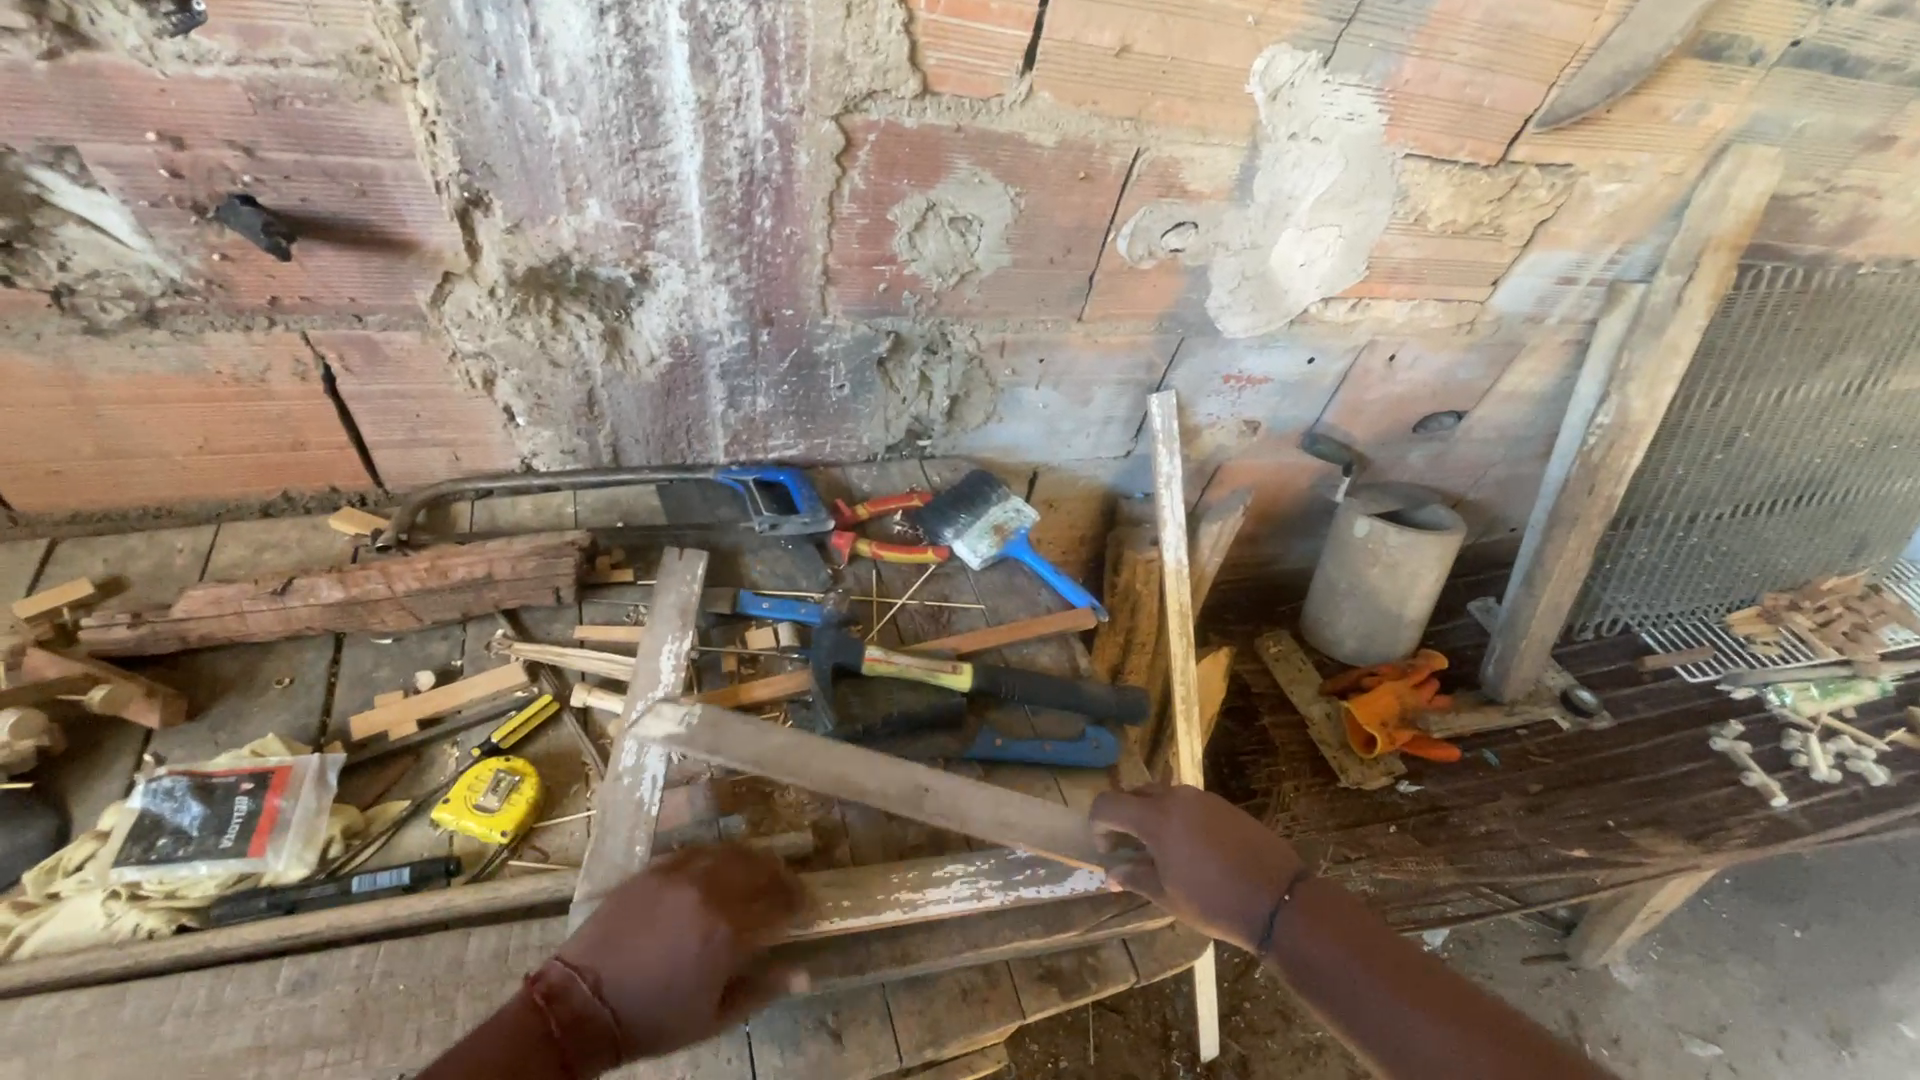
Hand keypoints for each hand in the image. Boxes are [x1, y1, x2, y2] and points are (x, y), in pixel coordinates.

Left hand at [555, 844, 807, 1060]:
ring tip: (760, 871)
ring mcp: (680, 875)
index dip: (799, 903)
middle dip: (781, 878)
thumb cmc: (653, 1019)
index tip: (806, 908)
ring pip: (732, 852)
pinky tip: (720, 867)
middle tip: (788, 888)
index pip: (780, 904)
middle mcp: (710, 892)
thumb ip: (764, 988)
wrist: (582, 1005)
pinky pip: (697, 850)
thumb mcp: (714, 1017)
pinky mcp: (654, 869)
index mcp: (728, 931)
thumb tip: (806, 972)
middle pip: (761, 869)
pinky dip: (717, 856)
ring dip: (753, 860)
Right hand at [1090, 784, 1305, 953]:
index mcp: (1155, 817)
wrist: (1278, 900)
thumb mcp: (1168, 896)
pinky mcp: (1224, 805)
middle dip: (1123, 819)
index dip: (1097, 826)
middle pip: (1134, 794)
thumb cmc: (1215, 902)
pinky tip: (1189, 849)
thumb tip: (1111, 874)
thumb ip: (1135, 877)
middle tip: (1127, 851)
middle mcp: (1176, 797)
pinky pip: (1188, 804)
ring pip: (1162, 796)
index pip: (1108, 805)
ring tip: (1159, 851)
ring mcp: (1203, 798)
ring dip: (1150, 816)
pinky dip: (1176, 818)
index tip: (1106, 852)